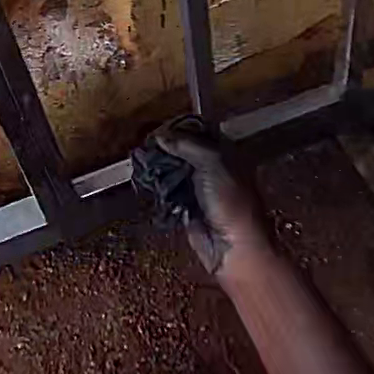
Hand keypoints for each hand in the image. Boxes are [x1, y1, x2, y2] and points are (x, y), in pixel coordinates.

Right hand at [154, 128, 271, 274]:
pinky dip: (158, 186)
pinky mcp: (186, 206)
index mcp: (225, 152)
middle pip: (184, 150)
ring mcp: (198, 187)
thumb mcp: (212, 163)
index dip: (180, 128)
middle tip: (145, 144)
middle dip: (165, 148)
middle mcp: (212, 166)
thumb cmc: (230, 200)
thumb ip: (187, 145)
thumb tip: (161, 135)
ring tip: (140, 160)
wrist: (233, 246)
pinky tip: (145, 179)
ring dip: (159, 166)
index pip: (199, 131)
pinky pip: (169, 190)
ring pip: (174, 169)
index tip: (158, 127)